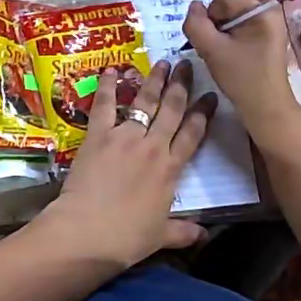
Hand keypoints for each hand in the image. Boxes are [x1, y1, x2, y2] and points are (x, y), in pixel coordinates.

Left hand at [37, 61, 215, 268]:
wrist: (88, 232)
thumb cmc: (127, 238)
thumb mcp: (161, 236)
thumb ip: (184, 231)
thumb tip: (205, 236)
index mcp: (171, 169)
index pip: (193, 134)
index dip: (203, 113)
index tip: (211, 96)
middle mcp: (153, 146)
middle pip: (172, 109)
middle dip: (182, 85)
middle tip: (188, 64)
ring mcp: (126, 136)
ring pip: (145, 101)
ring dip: (155, 80)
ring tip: (163, 62)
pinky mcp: (99, 135)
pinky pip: (106, 105)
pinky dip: (108, 87)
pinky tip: (111, 70)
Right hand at [182, 0, 300, 131]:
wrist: (267, 109)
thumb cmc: (241, 78)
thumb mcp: (212, 50)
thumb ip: (196, 24)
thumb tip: (193, 5)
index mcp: (261, 10)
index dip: (211, 12)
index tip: (211, 37)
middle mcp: (269, 11)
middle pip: (230, 2)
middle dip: (216, 21)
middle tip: (215, 46)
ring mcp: (270, 23)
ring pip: (233, 14)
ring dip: (222, 30)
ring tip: (223, 52)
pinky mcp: (268, 36)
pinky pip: (242, 25)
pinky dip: (231, 36)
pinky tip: (232, 55)